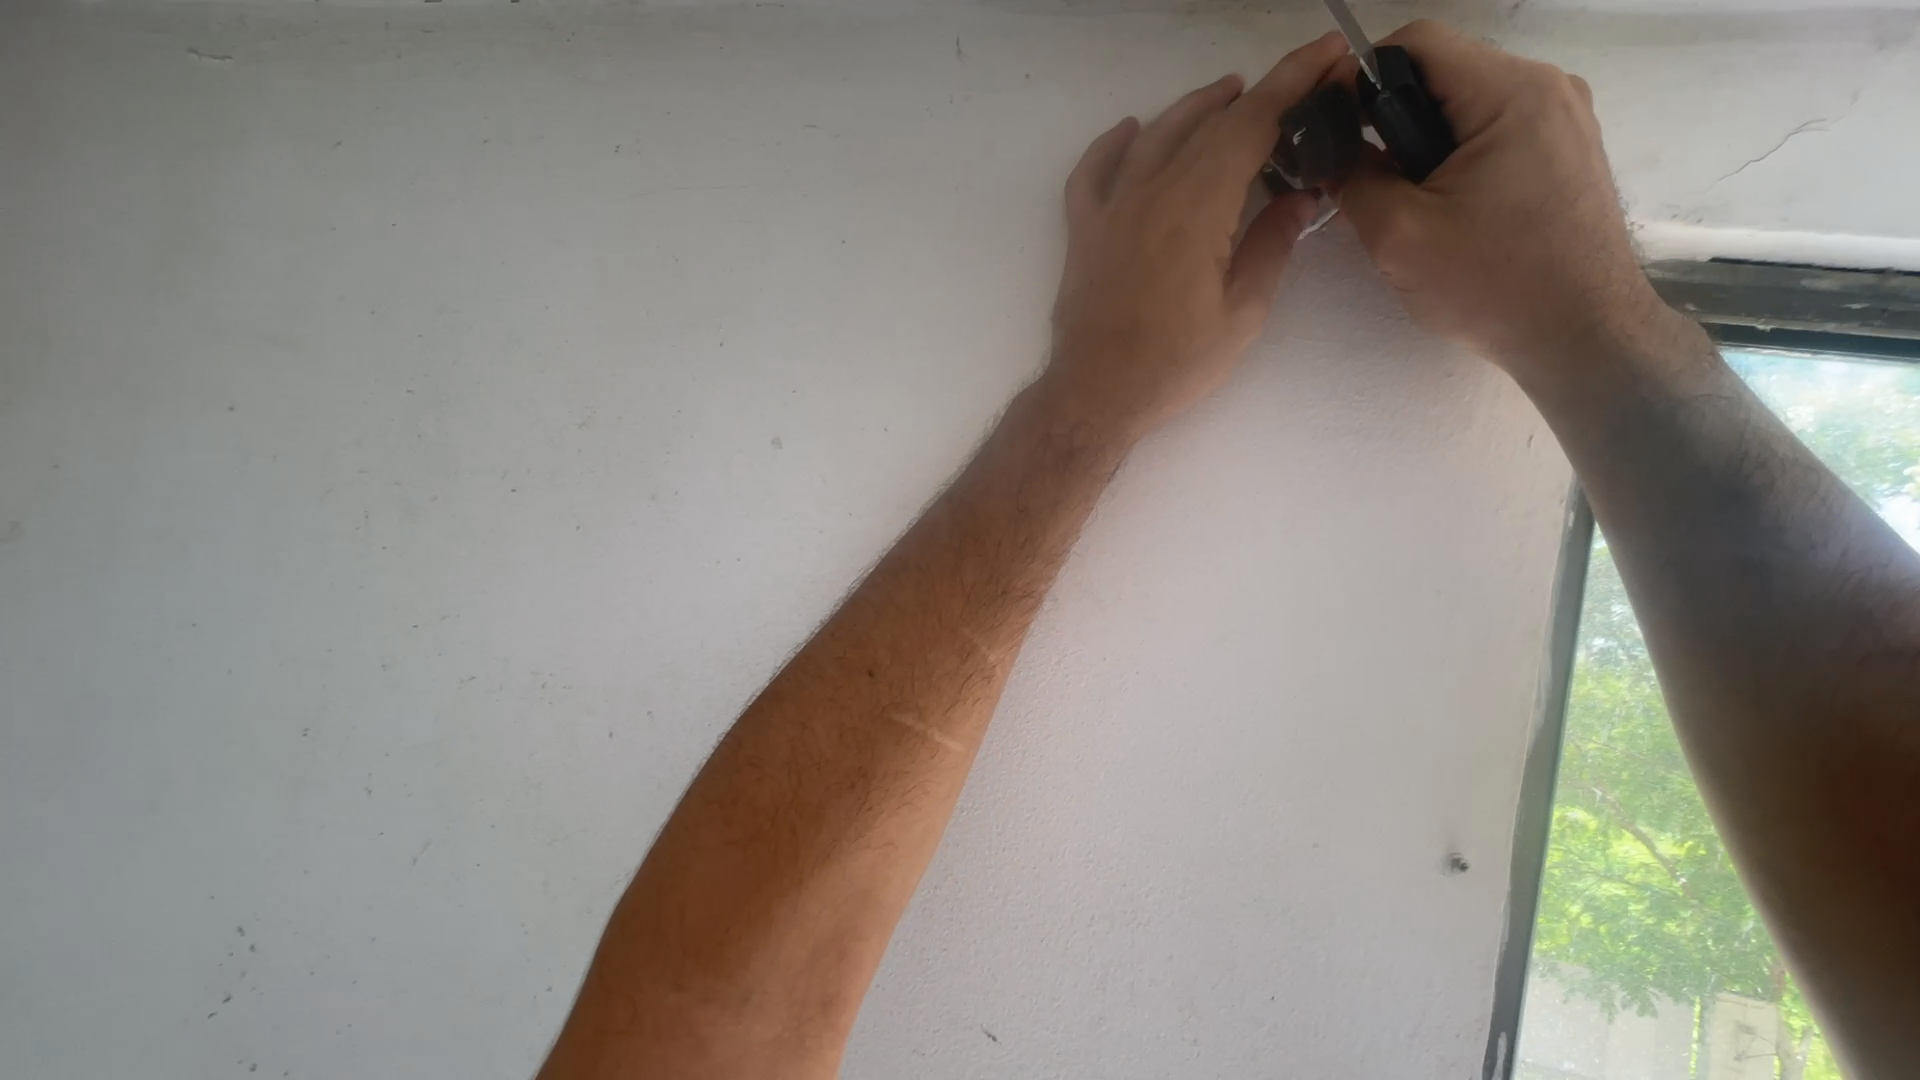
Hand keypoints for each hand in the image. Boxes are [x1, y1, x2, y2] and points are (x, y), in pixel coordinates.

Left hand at [1041, 33, 1349, 442]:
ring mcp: (1111, 209)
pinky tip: (1130, 130)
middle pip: (1207, 124)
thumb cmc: (1174, 363)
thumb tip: (1300, 197)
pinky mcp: (1084, 232)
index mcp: (1199, 205)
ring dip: (1194, 108)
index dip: (1294, 82)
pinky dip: (1112, 145)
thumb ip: (1272, 246)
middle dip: (1256, 94)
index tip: (1327, 55)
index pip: (1253, 123)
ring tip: (1227, 95)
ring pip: (1154, 136)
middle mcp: (1152, 191)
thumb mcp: (1242, 313)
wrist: (1097, 393)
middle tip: (1292, 86)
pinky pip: (1092, 172)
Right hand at [1331, 22, 1676, 395]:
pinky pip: (1490, 132)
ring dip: (1417, 144)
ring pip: (1464, 106)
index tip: (1328, 126)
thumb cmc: (1491, 283)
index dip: (1357, 76)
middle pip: (1441, 73)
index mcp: (1510, 92)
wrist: (1579, 333)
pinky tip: (1436, 207)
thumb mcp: (1398, 235)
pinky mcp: (1562, 150)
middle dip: (1386, 119)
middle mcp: (1546, 87)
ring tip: (1395, 201)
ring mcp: (1561, 118)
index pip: (1417, 43)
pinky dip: (1450, 158)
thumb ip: (1353, 181)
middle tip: (1354, 176)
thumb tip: (1330, 153)